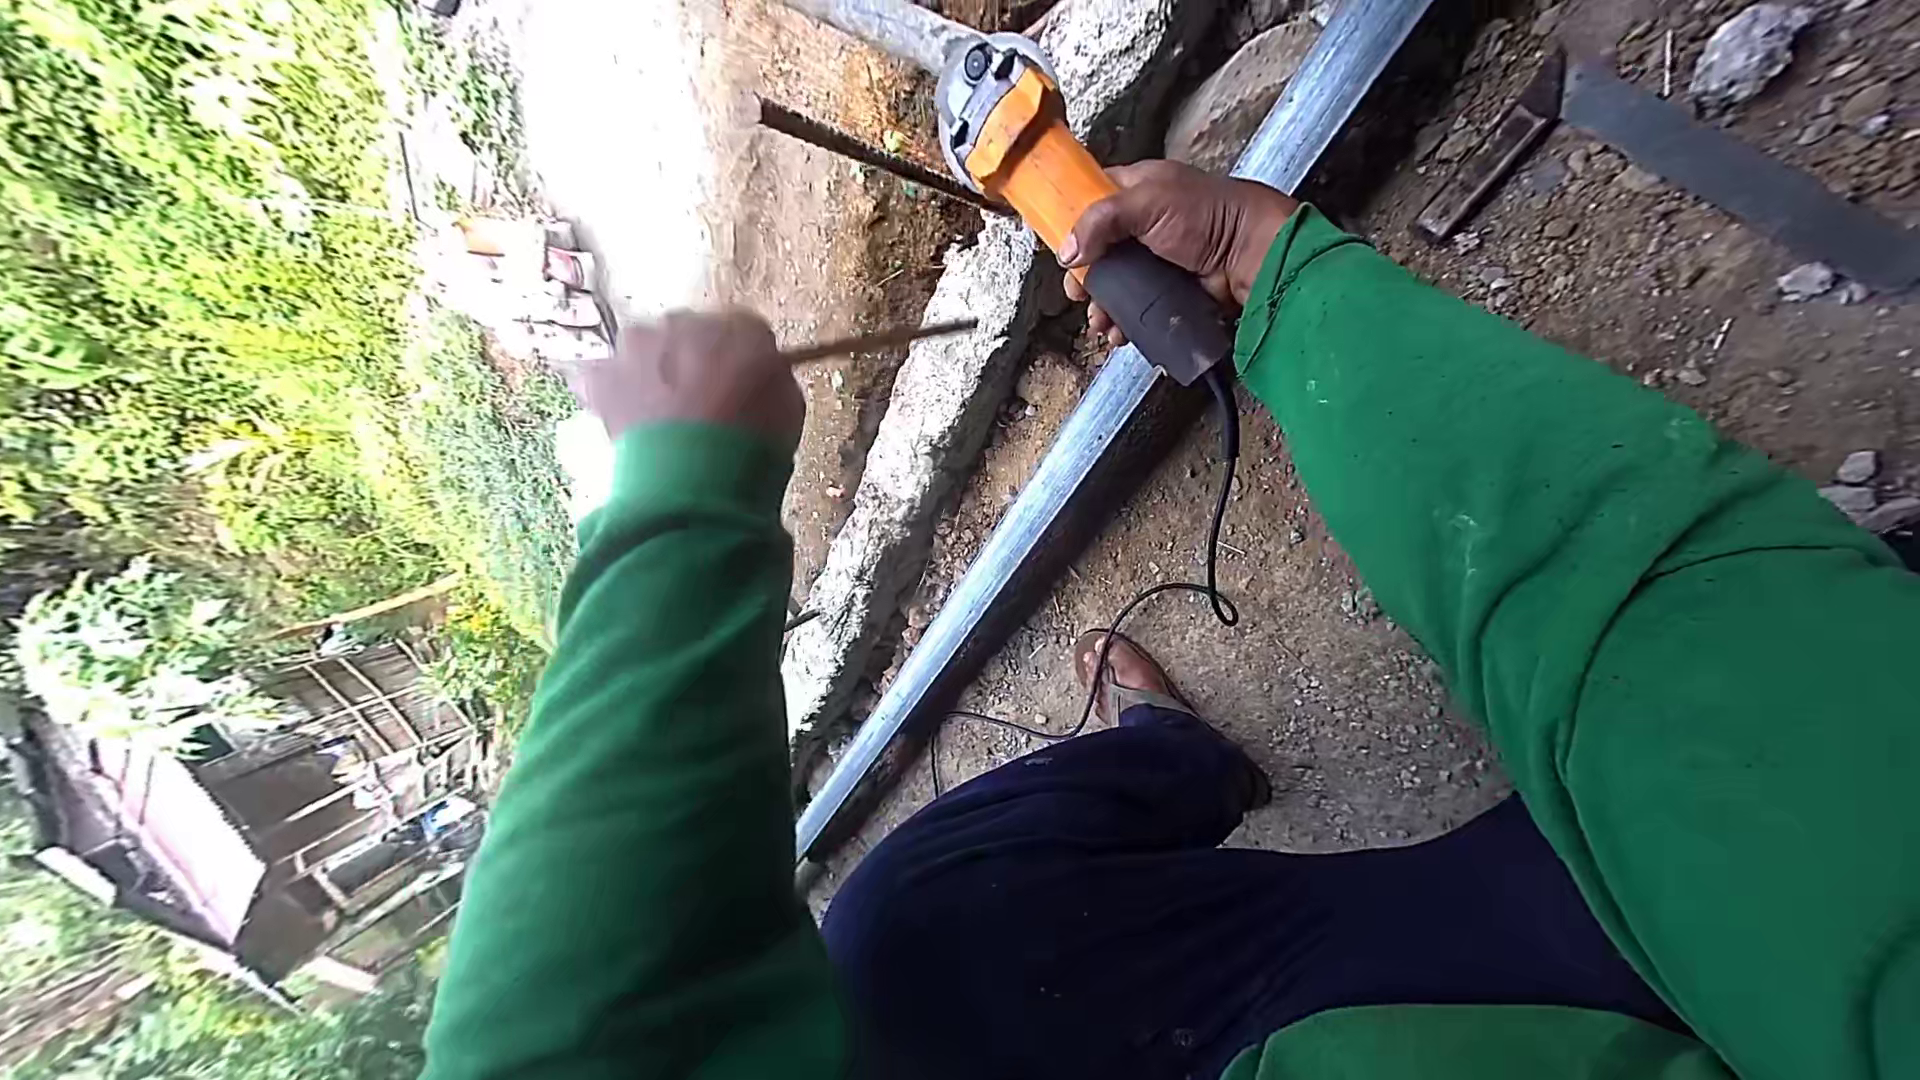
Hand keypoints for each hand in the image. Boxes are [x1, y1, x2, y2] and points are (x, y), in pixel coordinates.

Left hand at [583, 310, 803, 449]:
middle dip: (696, 362)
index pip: (746, 330)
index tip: (746, 386)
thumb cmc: (753, 444)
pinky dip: (617, 393)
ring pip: (648, 350)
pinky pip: (607, 377)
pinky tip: (637, 423)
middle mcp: (685, 322)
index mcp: (741, 328)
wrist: (696, 477)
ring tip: (670, 418)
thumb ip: (774, 378)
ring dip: (657, 374)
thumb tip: (765, 375)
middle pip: (691, 333)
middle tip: (707, 404)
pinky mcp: (601, 375)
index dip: (746, 360)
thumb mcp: (788, 409)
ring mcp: (636, 345)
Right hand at [1059, 160, 1298, 346]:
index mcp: (1135, 191)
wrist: (1248, 256)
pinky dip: (1121, 322)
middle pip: (1096, 253)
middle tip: (1079, 294)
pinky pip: (1132, 307)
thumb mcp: (1148, 204)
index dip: (1071, 223)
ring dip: (1100, 307)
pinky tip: (1118, 332)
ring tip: (1100, 323)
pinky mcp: (1162, 289)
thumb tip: (1066, 252)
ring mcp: (1151, 260)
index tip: (1060, 250)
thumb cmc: (1207, 217)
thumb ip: (1101, 221)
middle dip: (1084, 279)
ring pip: (1112, 286)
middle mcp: (1140, 224)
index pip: (1090, 201)